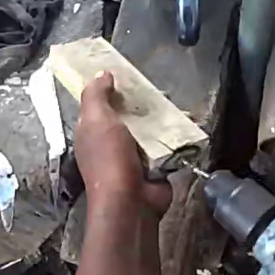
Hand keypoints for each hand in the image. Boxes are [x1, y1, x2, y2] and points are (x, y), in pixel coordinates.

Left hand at [75, 73, 171, 215]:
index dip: (108, 90)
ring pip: (147, 130)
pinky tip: (183, 121)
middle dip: (138, 103)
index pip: (98, 106)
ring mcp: (134, 157)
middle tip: (154, 85)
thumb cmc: (109, 158)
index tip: (124, 72)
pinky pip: (165, 145)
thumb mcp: (96, 120)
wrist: (132, 201)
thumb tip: (102, 73)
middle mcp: (111, 144)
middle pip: (125, 117)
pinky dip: (173, 136)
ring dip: (158, 118)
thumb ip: (96, 95)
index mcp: (91, 133)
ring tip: (171, 99)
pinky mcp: (155, 166)